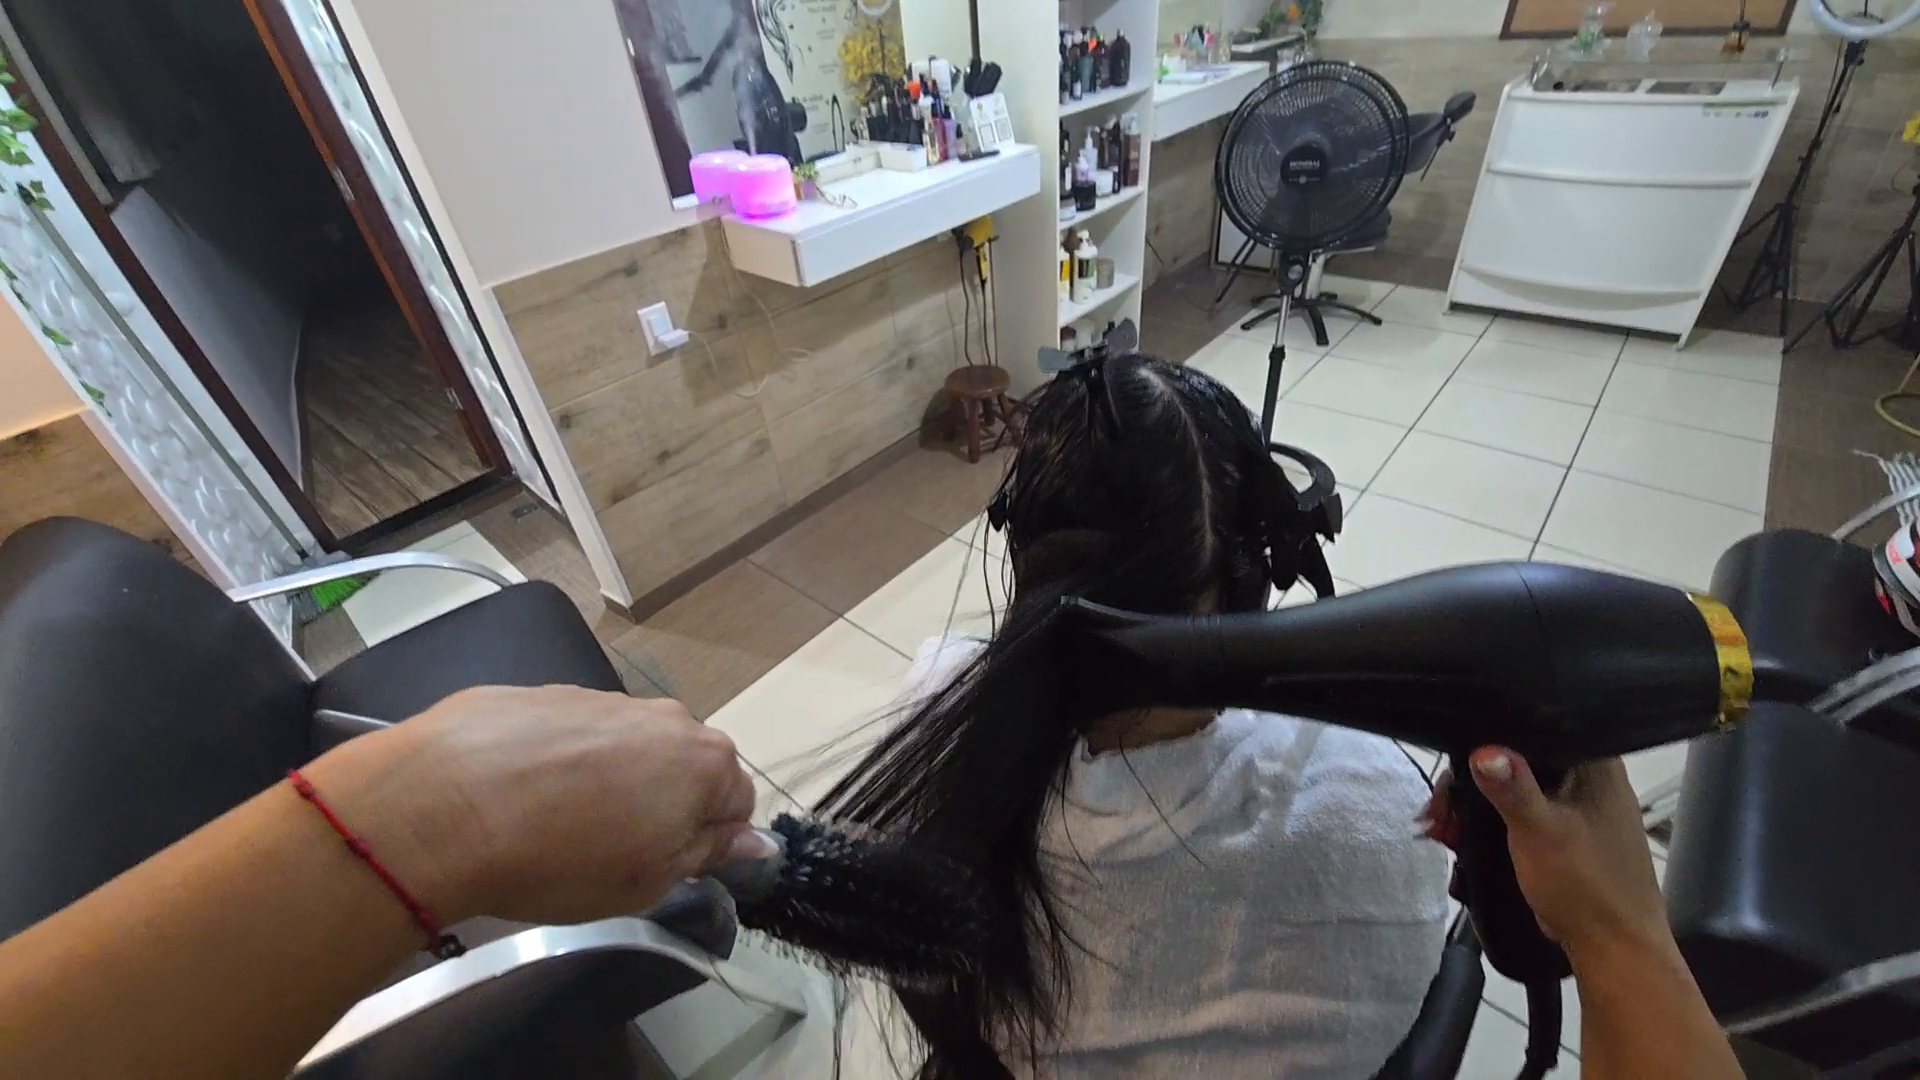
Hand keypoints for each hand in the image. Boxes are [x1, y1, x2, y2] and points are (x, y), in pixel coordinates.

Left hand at [303, 686, 766, 925]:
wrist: (442, 803)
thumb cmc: (562, 857)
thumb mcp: (647, 881)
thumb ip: (708, 853)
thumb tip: (753, 841)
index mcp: (706, 761)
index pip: (737, 802)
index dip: (706, 839)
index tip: (666, 864)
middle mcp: (669, 718)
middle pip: (685, 766)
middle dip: (663, 802)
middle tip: (614, 845)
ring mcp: (608, 699)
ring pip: (631, 745)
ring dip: (613, 777)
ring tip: (557, 818)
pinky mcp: (550, 692)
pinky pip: (576, 731)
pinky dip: (562, 758)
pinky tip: (519, 791)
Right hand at [1421, 749, 1667, 961]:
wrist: (1613, 951)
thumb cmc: (1586, 886)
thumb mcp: (1542, 833)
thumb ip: (1512, 790)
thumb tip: (1484, 751)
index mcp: (1593, 766)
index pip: (1533, 725)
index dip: (1488, 732)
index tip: (1450, 752)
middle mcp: (1584, 777)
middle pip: (1510, 759)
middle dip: (1464, 782)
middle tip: (1434, 808)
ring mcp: (1569, 803)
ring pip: (1505, 785)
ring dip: (1465, 803)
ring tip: (1436, 828)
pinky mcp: (1556, 828)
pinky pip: (1509, 809)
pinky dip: (1479, 819)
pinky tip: (1453, 835)